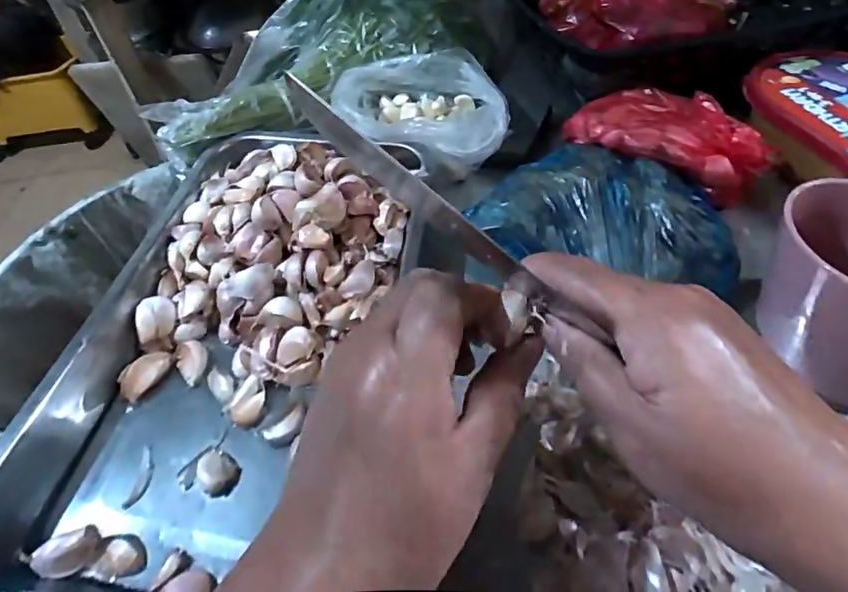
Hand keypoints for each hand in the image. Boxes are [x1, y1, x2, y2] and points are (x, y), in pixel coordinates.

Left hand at [225, 270, 542, 591]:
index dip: (486, 300)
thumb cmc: (407, 526)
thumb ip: (504, 392)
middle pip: (421, 285)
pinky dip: (412, 332)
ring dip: (437, 314)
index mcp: (404, 370)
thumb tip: (530, 343)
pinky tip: (426, 381)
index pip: (446, 292)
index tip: (509, 335)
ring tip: (462, 364)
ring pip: (399, 302)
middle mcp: (368, 349)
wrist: (317, 576)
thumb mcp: (472, 465)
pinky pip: (381, 327)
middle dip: (463, 299)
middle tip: (489, 342)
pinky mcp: (332, 376)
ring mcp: (344, 359)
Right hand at [524, 254, 847, 591]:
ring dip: (606, 326)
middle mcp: (680, 293)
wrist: (822, 491)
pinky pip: (665, 319)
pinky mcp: (727, 329)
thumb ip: (585, 365)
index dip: (539, 271)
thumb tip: (551, 321)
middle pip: (608, 288)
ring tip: (587, 368)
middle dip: (571, 306)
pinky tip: (637, 376)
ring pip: (637, 306)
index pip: (579, 272)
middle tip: (538, 339)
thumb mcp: (631, 428)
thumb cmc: (715, 467)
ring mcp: (709, 308)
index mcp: (650, 311)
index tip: (506, 282)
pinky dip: (637, 336)